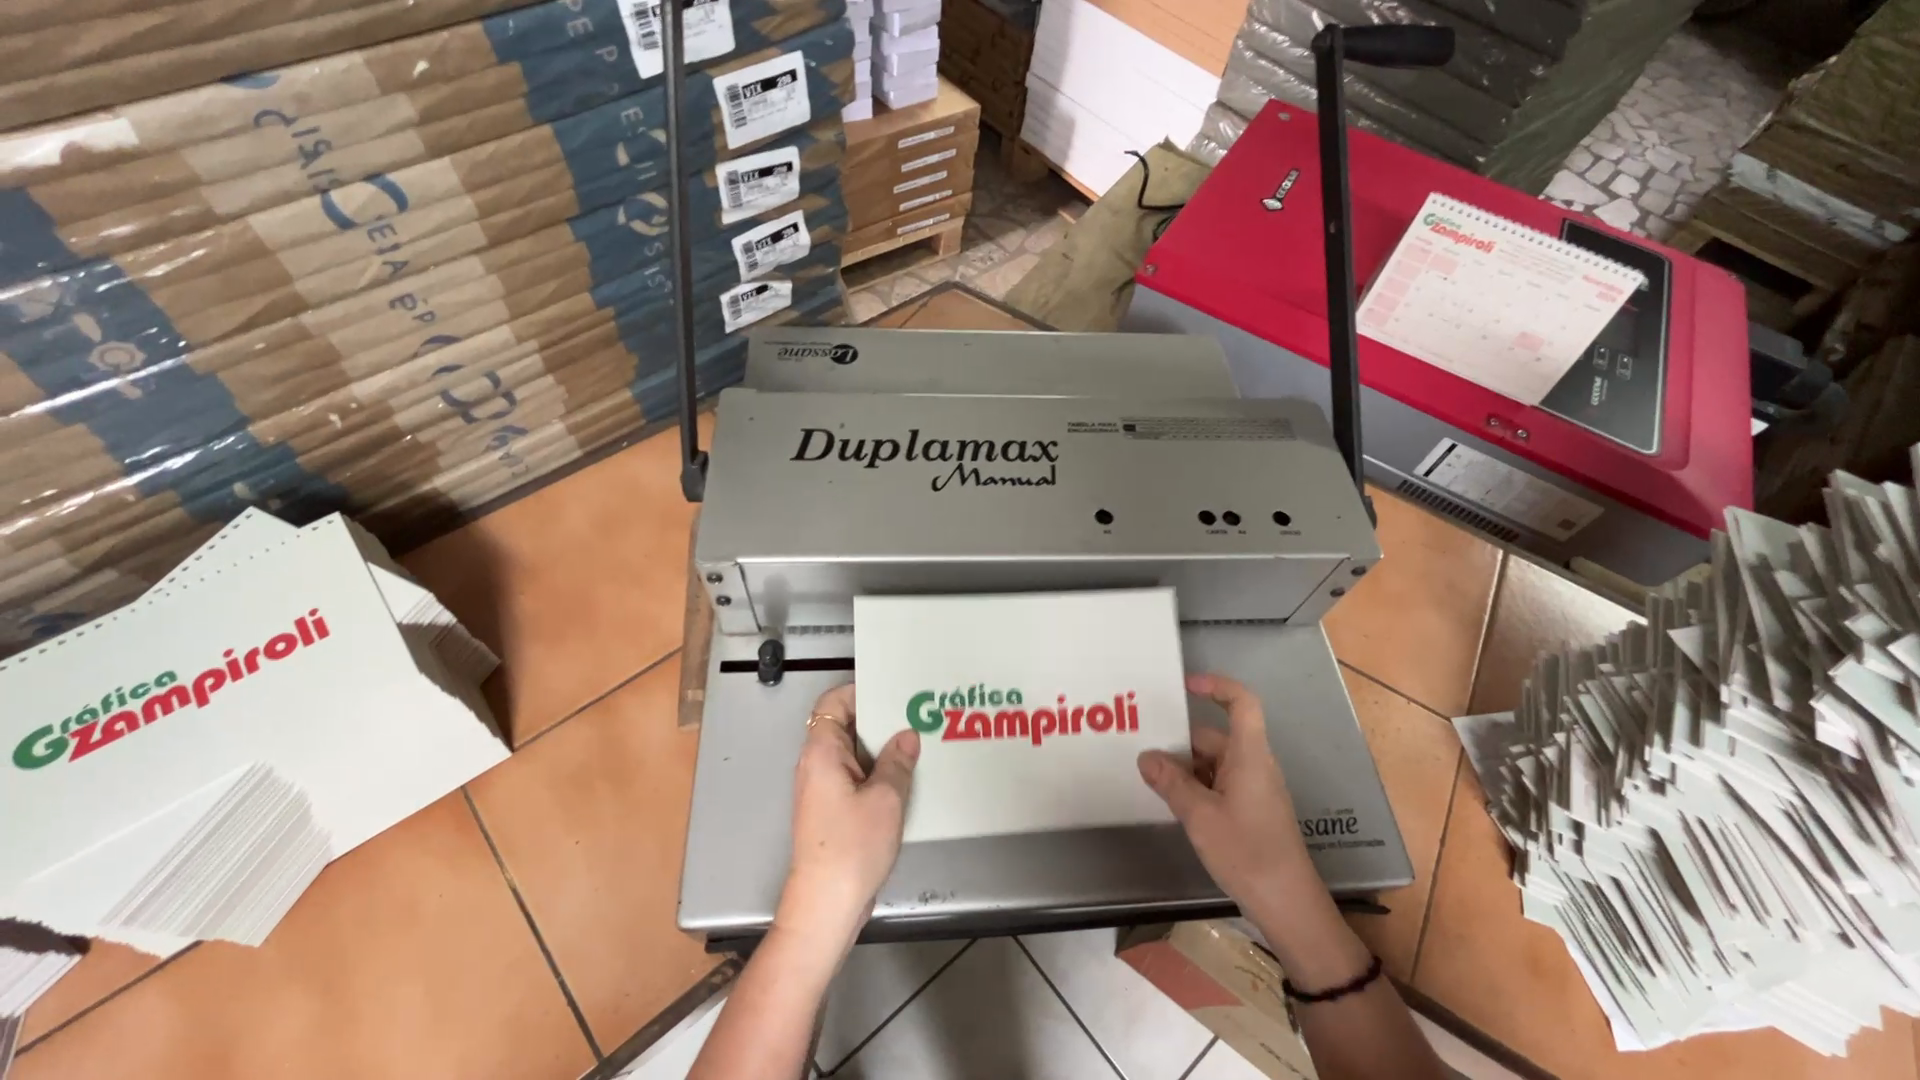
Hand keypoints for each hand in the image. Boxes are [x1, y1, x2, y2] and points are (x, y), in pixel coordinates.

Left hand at [775, 683, 919, 950]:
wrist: (826, 904)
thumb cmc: (853, 846)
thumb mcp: (885, 799)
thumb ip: (897, 761)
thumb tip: (907, 734)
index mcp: (821, 752)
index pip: (833, 703)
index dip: (861, 691)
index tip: (895, 691)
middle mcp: (815, 765)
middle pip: (843, 726)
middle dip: (879, 719)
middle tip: (917, 713)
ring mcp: (822, 789)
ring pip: (852, 754)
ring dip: (881, 747)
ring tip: (919, 741)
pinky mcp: (831, 811)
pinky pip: (854, 777)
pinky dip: (877, 771)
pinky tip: (906, 776)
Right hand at [1137, 673, 1324, 923]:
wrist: (1287, 904)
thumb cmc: (1247, 852)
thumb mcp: (1200, 816)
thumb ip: (1171, 783)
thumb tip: (1146, 757)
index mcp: (1250, 756)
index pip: (1242, 703)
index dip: (1216, 686)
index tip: (1184, 687)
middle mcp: (1254, 765)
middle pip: (1216, 736)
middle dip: (1179, 738)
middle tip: (1139, 743)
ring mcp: (1254, 789)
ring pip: (1214, 763)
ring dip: (1184, 766)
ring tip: (1146, 774)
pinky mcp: (1250, 811)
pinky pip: (1218, 784)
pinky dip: (1194, 786)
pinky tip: (1170, 800)